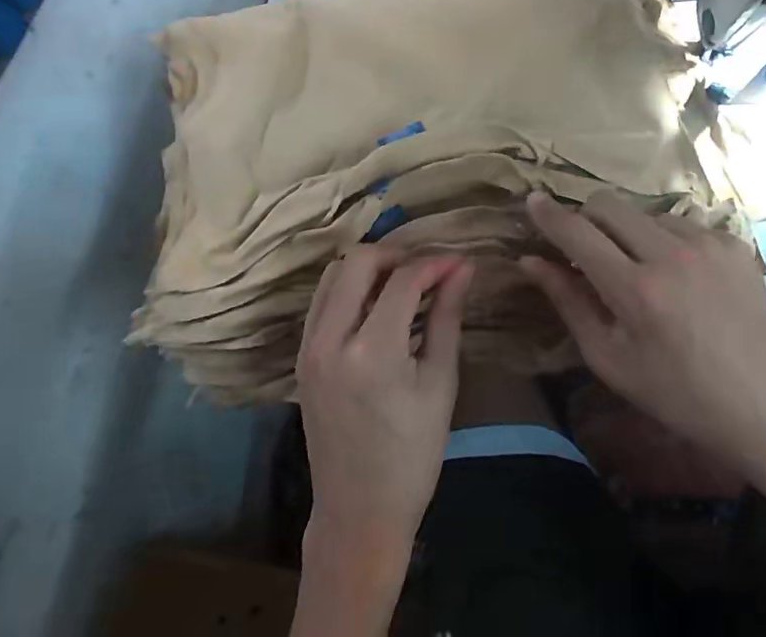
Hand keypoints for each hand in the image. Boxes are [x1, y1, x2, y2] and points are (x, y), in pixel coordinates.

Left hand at [297, 246, 473, 549]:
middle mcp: (331, 340)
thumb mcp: (441, 382)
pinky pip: (321, 302)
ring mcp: (308, 348)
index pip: (403, 279)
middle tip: (427, 272)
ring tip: (403, 286)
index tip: (459, 263)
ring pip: (333, 275)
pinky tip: (376, 306)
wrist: (359, 510)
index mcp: (372, 351)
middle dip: (397, 255)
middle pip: (358, 261)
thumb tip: (464, 268)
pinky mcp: (301, 358)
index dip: (435, 263)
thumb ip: (448, 317)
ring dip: (370, 269)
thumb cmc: (413, 452)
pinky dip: (349, 290)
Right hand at [523, 192, 765, 475]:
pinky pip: (684, 225)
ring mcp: (708, 244)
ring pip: (646, 214)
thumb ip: (569, 303)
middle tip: (590, 249)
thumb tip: (531, 261)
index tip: (533, 200)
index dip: (550, 215)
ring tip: (645, 272)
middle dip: (589, 219)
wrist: (759, 403)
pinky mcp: (733, 244)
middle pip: (610, 205)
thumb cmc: (674, 392)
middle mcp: (672, 255)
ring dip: (632, 233)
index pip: (579, 233)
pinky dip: (669, 242)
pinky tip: (682, 278)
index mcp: (636, 290)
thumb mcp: (610, 359)